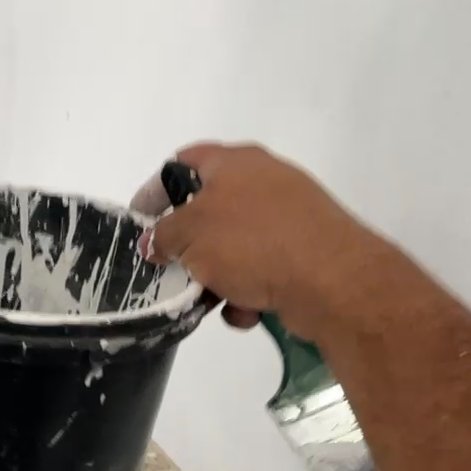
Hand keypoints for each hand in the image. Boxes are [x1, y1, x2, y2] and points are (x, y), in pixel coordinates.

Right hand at [130, 143, 387, 337]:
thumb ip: (162, 235)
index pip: (183, 162)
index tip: (138, 222)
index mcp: (235, 163)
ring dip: (216, 278)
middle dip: (188, 248)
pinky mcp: (302, 250)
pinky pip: (259, 270)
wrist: (332, 280)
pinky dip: (246, 292)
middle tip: (173, 269)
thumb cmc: (252, 243)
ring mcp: (286, 216)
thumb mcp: (190, 234)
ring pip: (232, 248)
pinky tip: (248, 309)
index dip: (154, 189)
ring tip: (213, 299)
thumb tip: (153, 241)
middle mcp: (263, 182)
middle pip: (207, 212)